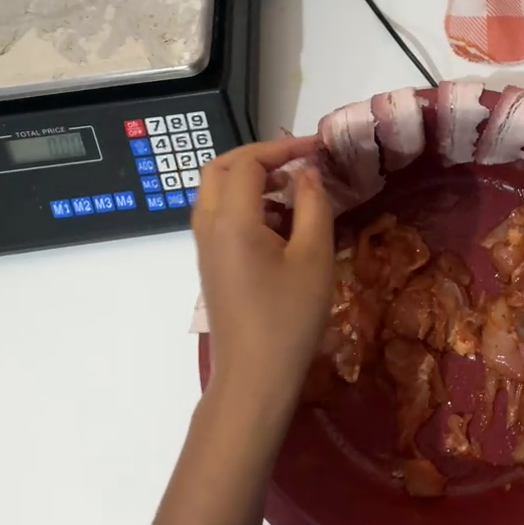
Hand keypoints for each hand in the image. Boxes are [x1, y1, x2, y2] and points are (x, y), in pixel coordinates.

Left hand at [193, 137, 334, 409]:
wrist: (255, 377)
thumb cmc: (289, 316)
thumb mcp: (314, 255)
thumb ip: (313, 205)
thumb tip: (308, 173)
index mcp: (232, 220)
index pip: (248, 162)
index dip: (283, 147)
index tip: (317, 149)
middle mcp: (209, 227)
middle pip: (220, 169)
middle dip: (259, 156)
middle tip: (297, 159)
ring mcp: (206, 248)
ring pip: (216, 193)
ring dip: (251, 180)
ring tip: (295, 190)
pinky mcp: (213, 264)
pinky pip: (220, 216)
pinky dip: (247, 204)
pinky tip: (283, 224)